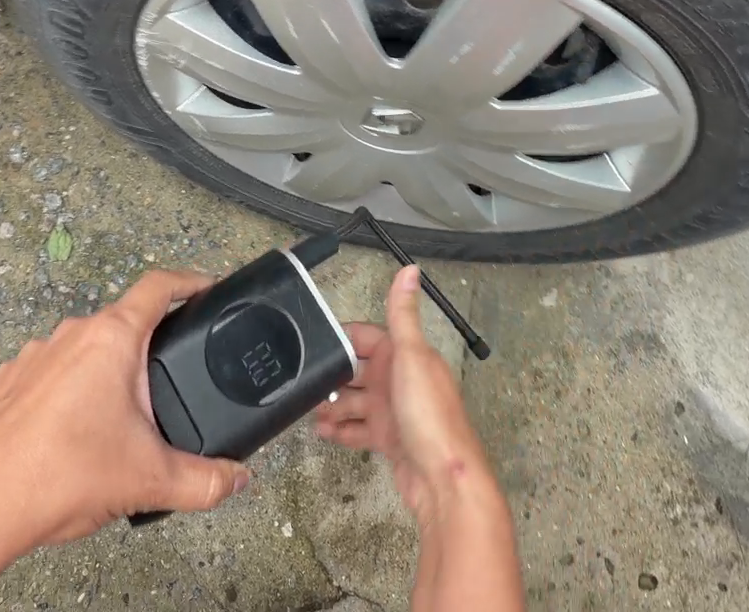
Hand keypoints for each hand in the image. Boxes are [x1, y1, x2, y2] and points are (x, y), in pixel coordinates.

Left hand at [0, 270, 252, 611]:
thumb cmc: (57, 479)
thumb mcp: (150, 480)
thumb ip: (206, 480)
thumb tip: (236, 479)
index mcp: (112, 339)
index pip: (160, 286)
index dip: (191, 281)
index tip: (207, 285)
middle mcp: (71, 334)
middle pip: (124, 321)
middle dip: (149, 348)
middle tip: (167, 384)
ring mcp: (35, 355)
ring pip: (85, 348)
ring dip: (107, 372)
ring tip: (118, 420)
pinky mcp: (8, 381)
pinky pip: (51, 371)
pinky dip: (69, 391)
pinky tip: (73, 433)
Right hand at [315, 266, 493, 523]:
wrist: (443, 479)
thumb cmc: (429, 415)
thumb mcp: (412, 356)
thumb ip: (403, 314)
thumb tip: (410, 269)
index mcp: (406, 355)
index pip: (367, 337)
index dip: (342, 338)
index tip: (314, 341)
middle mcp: (400, 379)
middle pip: (357, 370)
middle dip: (332, 376)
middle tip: (304, 381)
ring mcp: (394, 411)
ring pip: (356, 401)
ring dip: (333, 405)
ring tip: (307, 410)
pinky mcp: (390, 439)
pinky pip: (359, 429)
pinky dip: (342, 430)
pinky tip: (322, 432)